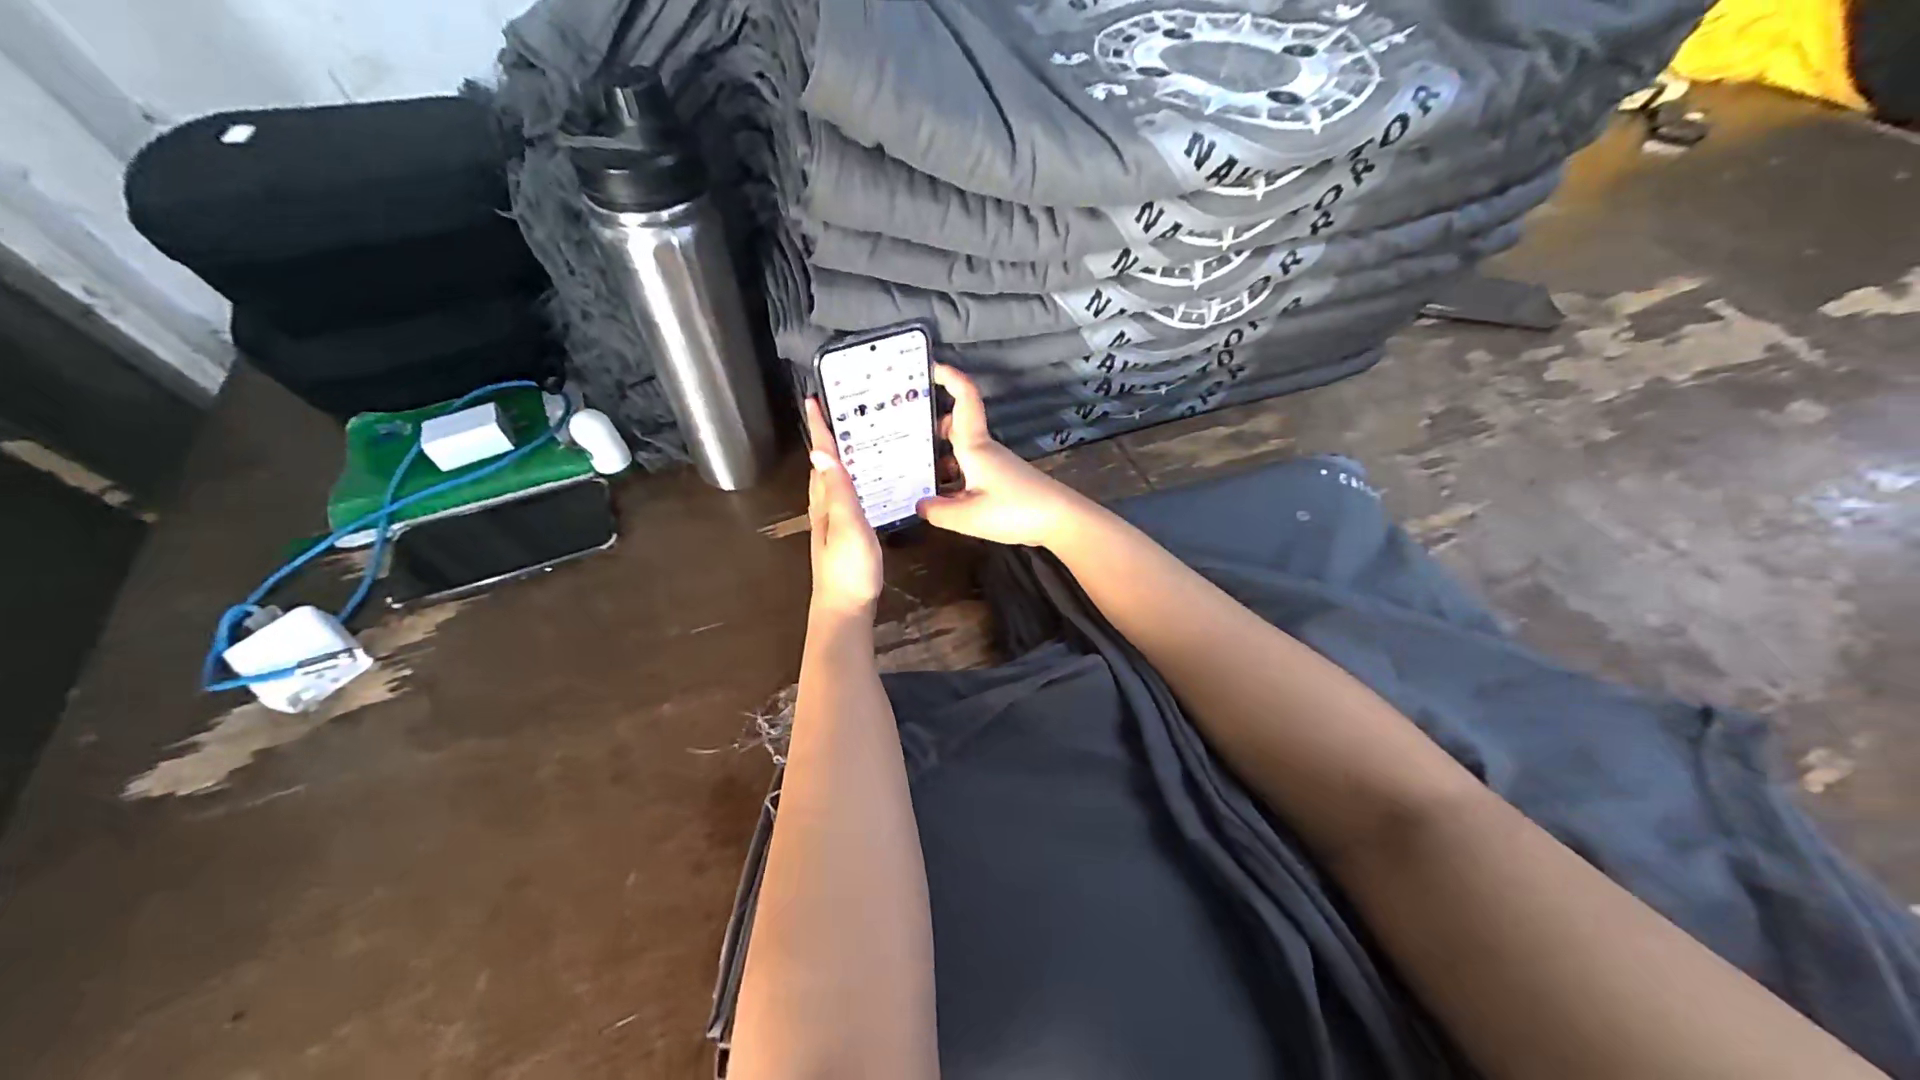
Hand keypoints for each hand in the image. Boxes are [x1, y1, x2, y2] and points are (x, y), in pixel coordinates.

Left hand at [803, 397, 883, 619]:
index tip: (814, 400)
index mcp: (824, 501)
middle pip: (823, 465)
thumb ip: (838, 491)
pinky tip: (865, 483)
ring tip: (853, 438)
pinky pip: (844, 495)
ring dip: (838, 457)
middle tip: (838, 411)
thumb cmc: (849, 569)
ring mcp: (832, 522)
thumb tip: (820, 452)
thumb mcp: (848, 525)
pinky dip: (850, 480)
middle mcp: (823, 508)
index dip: (819, 430)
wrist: (845, 610)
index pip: (821, 458)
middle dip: (827, 437)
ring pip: (832, 481)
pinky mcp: (843, 534)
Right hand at [916, 365, 1089, 547]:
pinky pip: (967, 469)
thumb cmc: (1017, 511)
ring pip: (959, 451)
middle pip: (955, 425)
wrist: (1062, 521)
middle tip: (902, 431)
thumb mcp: (969, 518)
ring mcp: (992, 465)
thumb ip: (938, 511)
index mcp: (975, 447)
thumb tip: (918, 504)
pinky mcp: (999, 480)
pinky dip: (950, 476)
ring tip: (909, 469)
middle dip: (930, 423)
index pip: (965, 400)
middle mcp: (983, 450)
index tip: (930, 366)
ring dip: (937, 455)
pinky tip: (937, 496)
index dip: (950, 378)